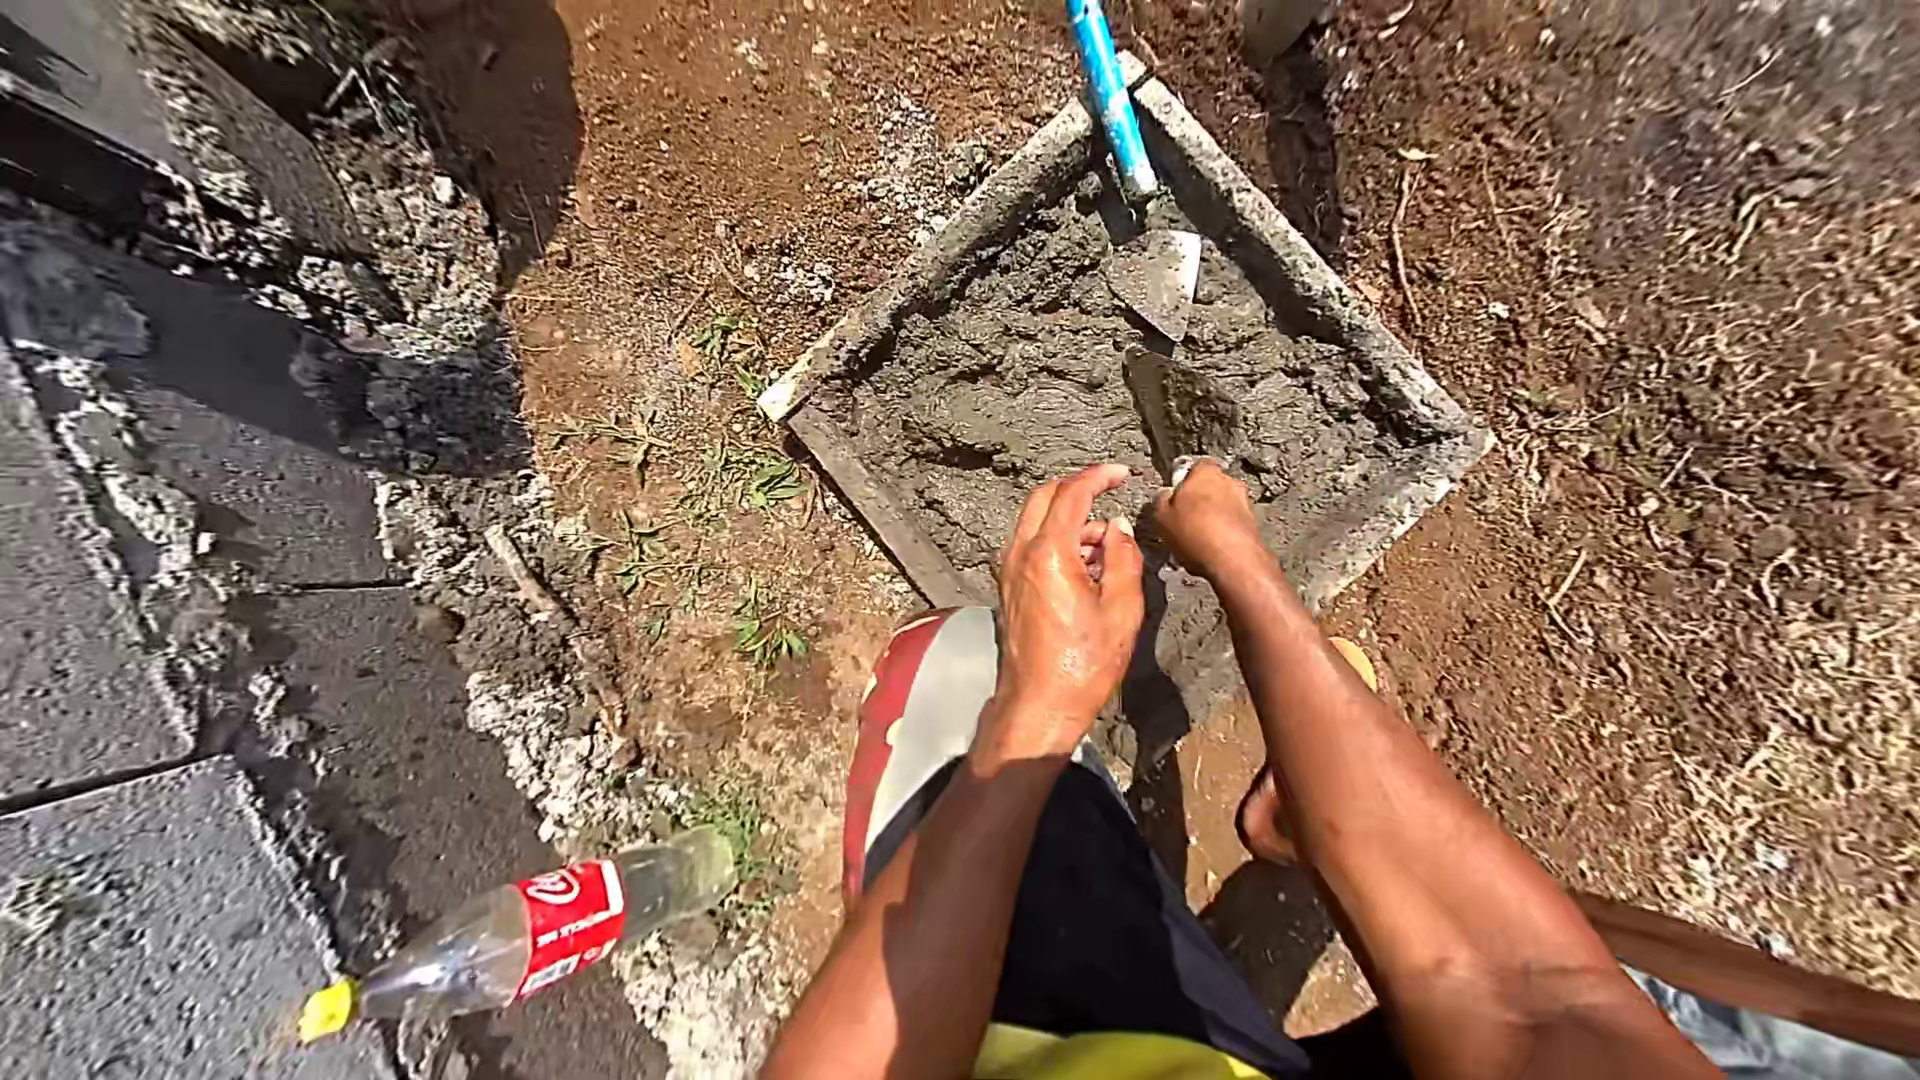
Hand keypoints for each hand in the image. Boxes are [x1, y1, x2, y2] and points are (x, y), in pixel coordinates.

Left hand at [977, 464, 1145, 765]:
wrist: (1039, 703)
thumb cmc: (1080, 666)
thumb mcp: (1122, 610)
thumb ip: (1123, 558)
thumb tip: (1118, 529)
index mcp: (1048, 555)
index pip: (1071, 493)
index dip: (1098, 476)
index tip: (1119, 473)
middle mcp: (1020, 556)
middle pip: (1043, 497)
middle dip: (1077, 488)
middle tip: (1108, 492)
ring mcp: (1009, 571)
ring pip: (1035, 521)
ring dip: (1069, 519)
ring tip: (1106, 546)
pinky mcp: (1009, 586)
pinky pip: (1031, 545)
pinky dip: (1057, 541)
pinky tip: (1086, 566)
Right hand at [1151, 456, 1265, 581]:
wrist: (1234, 561)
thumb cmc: (1195, 533)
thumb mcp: (1161, 517)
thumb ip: (1161, 500)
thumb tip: (1165, 494)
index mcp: (1206, 472)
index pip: (1194, 466)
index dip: (1182, 481)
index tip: (1173, 496)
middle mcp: (1230, 482)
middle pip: (1209, 487)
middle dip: (1198, 501)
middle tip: (1181, 521)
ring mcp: (1245, 503)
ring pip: (1221, 507)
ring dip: (1210, 519)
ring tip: (1194, 541)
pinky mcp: (1254, 525)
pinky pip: (1231, 525)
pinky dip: (1221, 534)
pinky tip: (1209, 550)